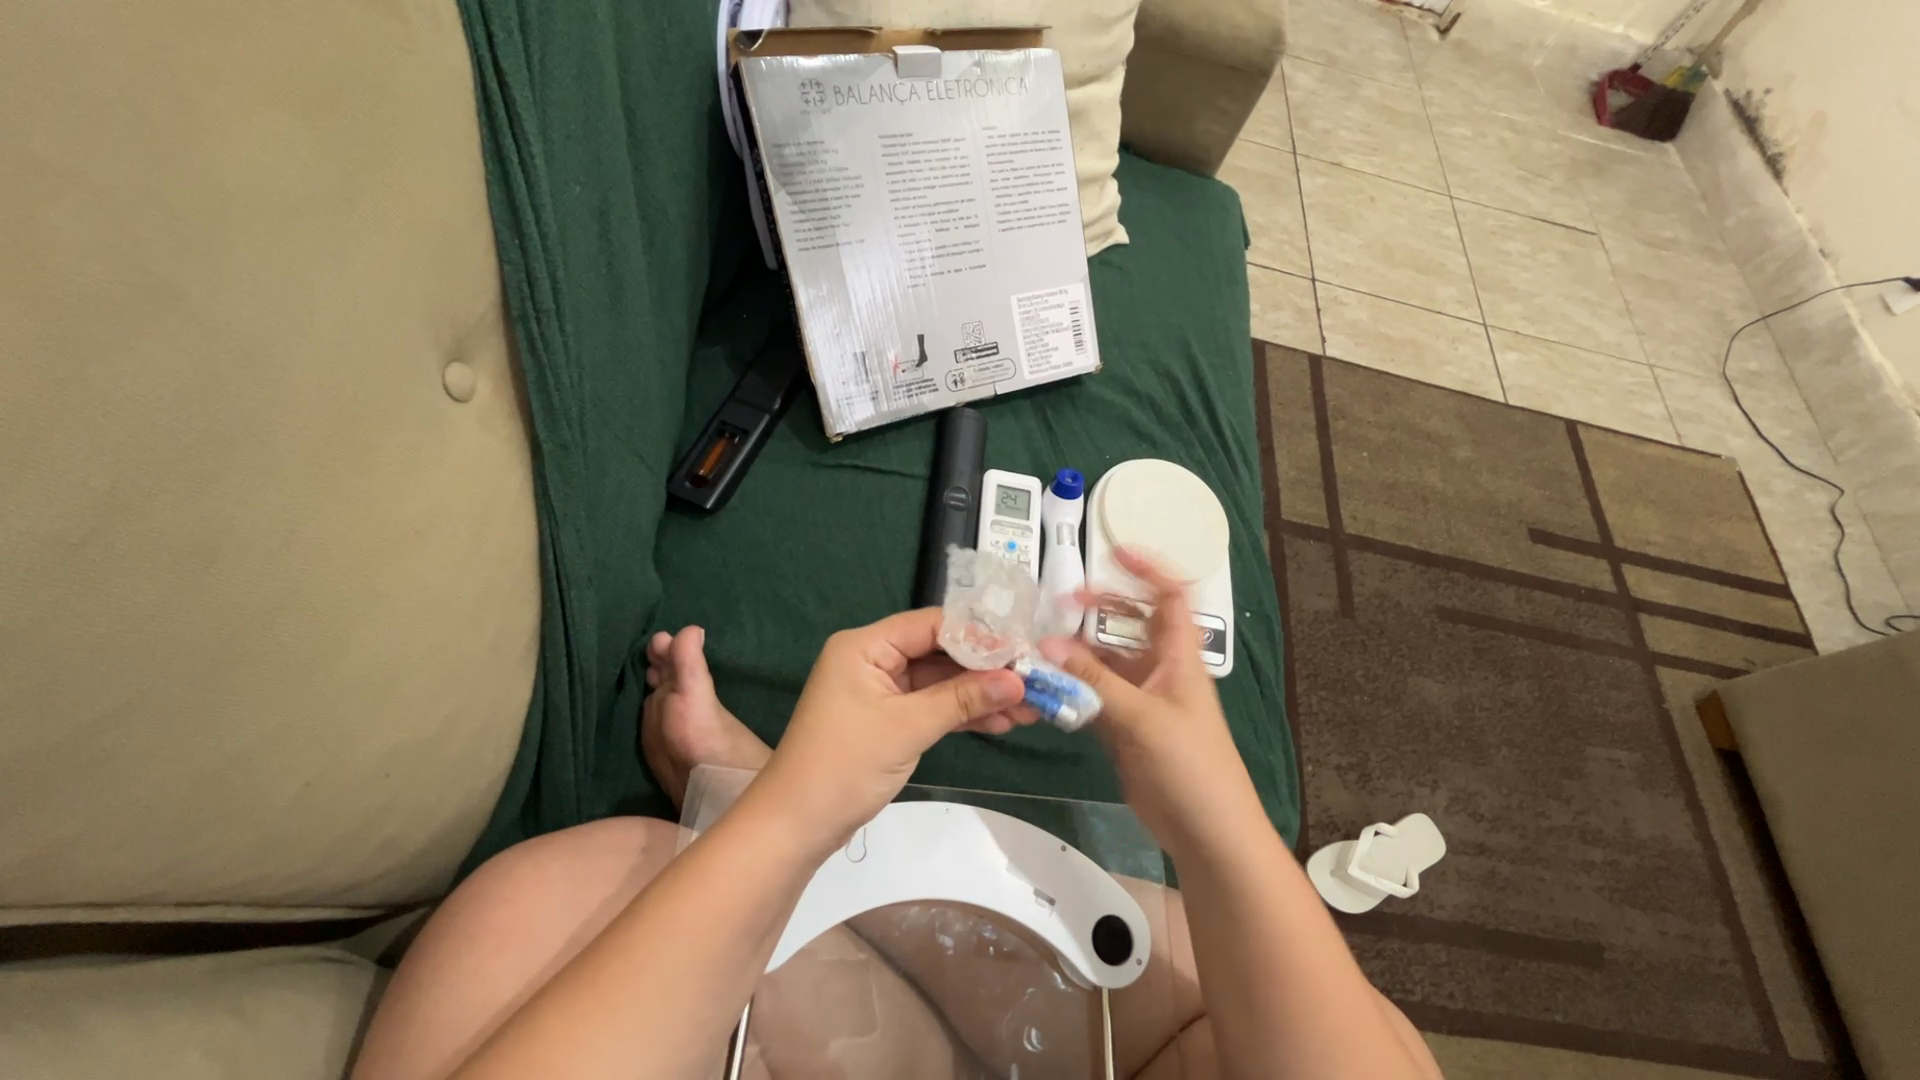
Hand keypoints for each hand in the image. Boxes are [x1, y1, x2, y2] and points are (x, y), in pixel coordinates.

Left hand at [755, 608, 1031, 844]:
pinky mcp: (889, 721)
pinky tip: (1003, 722)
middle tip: (1036, 679)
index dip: (980, 635)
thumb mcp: (908, 727)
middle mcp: (874, 660)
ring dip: (981, 696)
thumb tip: (1018, 681)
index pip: (932, 625)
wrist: (798, 826)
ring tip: (1032, 707)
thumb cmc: (844, 765)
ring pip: (942, 684)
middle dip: (987, 670)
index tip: (1024, 648)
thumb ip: (962, 699)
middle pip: (941, 654)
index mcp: (866, 646)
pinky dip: (964, 715)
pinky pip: (933, 708)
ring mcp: (882, 692)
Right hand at [1038, 549, 1264, 852]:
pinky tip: (1041, 685)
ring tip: (1037, 642)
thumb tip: (1046, 644)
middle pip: (1128, 626)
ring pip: (1104, 664)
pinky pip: (1092, 697)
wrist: (1206, 832)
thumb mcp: (1142, 718)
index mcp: (1178, 657)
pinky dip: (1069, 689)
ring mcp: (1140, 701)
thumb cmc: (1190, 766)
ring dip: (1075, 654)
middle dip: (1098, 610)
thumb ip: (1092, 682)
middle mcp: (1159, 671)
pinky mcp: (1123, 729)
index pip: (1171, 597)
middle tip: (1058, 603)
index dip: (1149, 570)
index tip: (1115, 551)